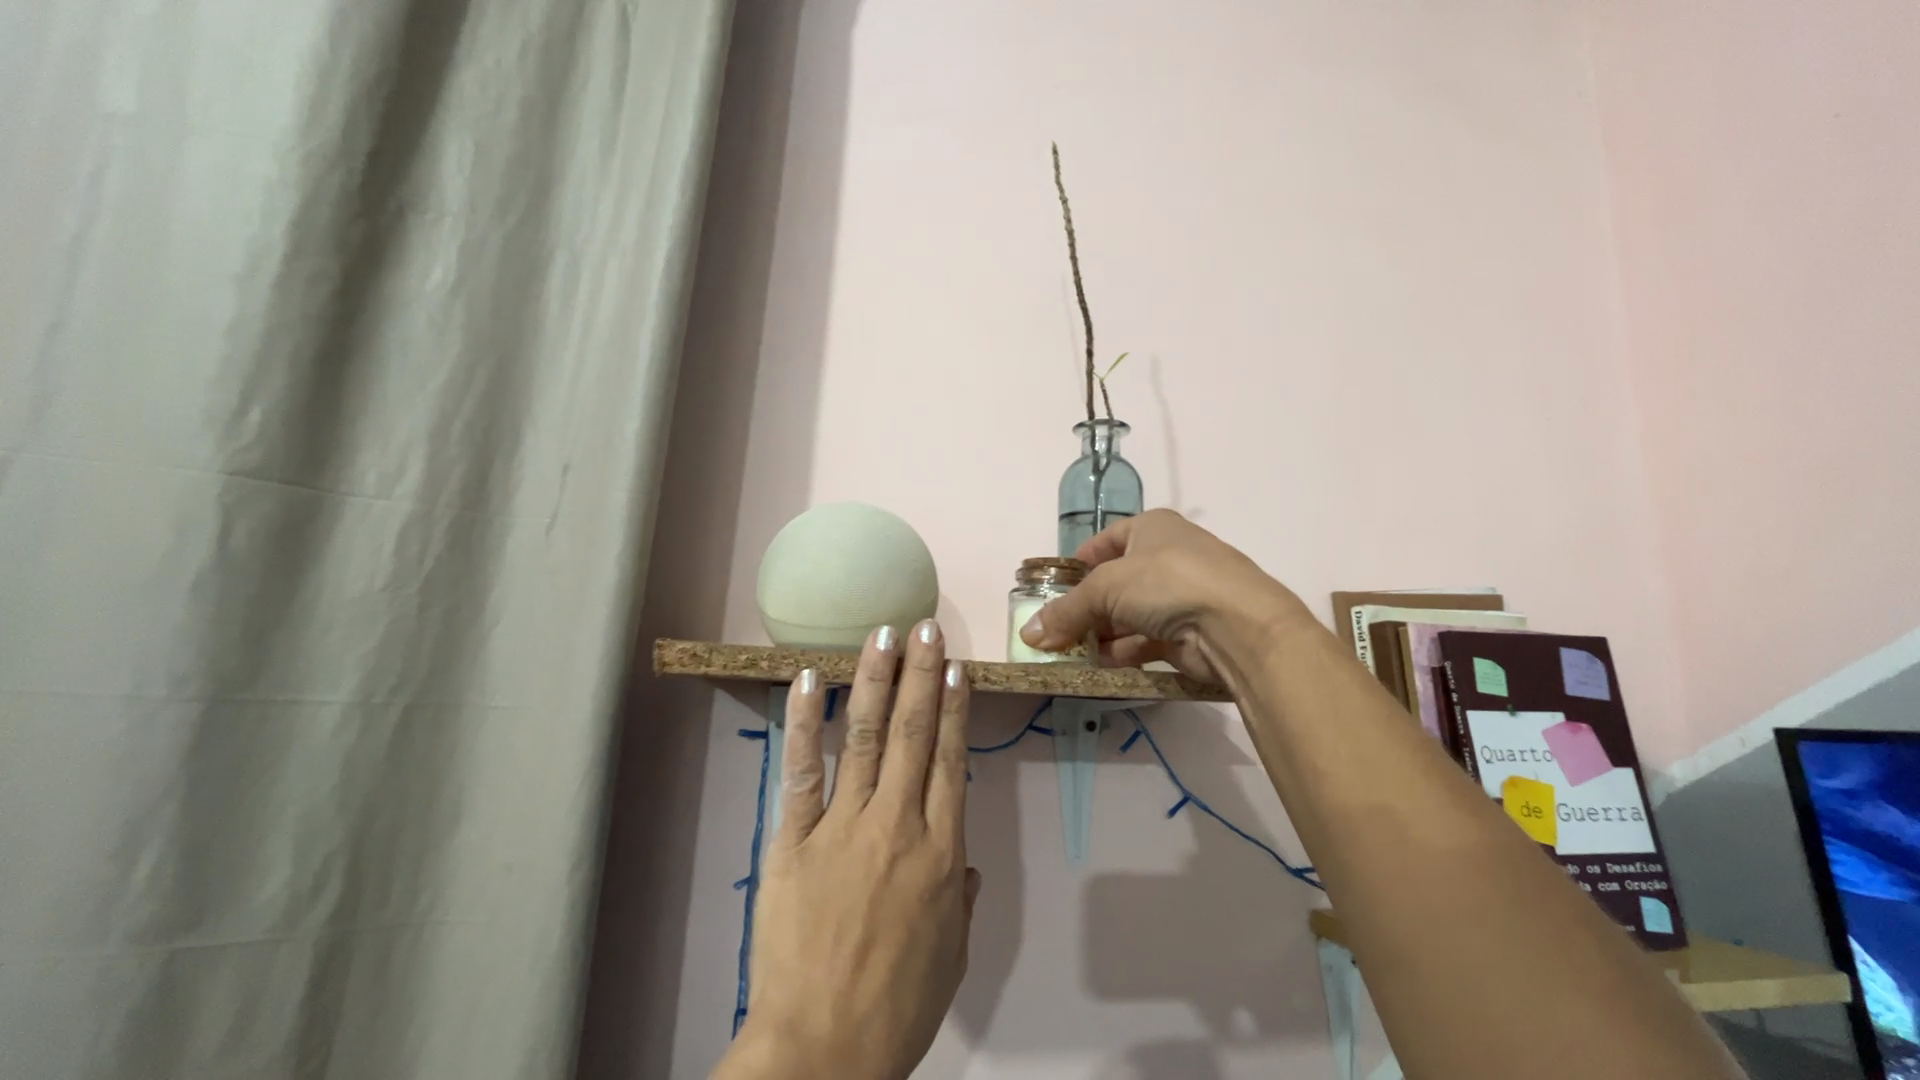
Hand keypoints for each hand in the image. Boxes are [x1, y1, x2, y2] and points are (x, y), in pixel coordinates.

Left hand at [716, 621, 979, 1079]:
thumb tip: (962, 863)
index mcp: (942, 853)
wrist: (822, 1048)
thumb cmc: (896, 1008)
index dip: (954, 709)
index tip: (956, 668)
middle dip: (922, 675)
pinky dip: (803, 721)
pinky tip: (808, 679)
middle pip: (913, 734)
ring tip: (884, 634)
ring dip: (874, 680)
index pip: (951, 761)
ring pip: (863, 736)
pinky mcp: (794, 838)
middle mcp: (897, 824)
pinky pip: (801, 769)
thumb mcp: (951, 955)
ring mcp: (843, 827)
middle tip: (927, 627)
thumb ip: (959, 899)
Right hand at [1019, 509, 1313, 681]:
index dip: (1080, 563)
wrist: (1237, 625)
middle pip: (1115, 583)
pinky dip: (1123, 652)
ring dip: (1101, 635)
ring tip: (1069, 654)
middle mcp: (1168, 556)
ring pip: (1130, 615)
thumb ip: (1066, 612)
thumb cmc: (1167, 583)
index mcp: (1152, 528)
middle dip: (1085, 608)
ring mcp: (1182, 596)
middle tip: (1055, 631)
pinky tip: (1099, 667)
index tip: (1054, 588)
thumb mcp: (1105, 588)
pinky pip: (1146, 641)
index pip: (1107, 540)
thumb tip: (1029, 634)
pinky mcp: (1189, 633)